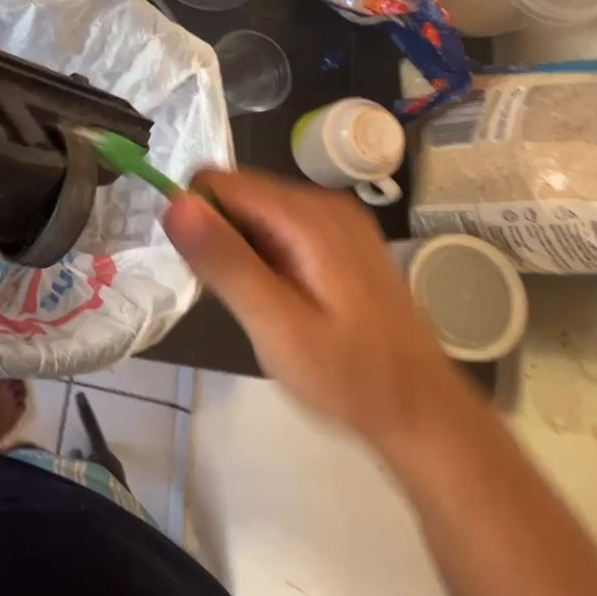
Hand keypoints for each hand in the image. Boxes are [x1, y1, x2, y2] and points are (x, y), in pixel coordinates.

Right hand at [162, 169, 472, 455]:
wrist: (421, 413)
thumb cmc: (347, 376)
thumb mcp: (275, 325)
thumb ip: (225, 261)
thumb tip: (175, 204)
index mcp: (310, 218)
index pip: (218, 183)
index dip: (194, 220)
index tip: (198, 269)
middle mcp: (324, 206)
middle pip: (236, 194)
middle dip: (215, 236)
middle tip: (227, 294)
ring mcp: (335, 222)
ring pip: (252, 212)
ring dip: (234, 249)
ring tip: (250, 301)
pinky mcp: (338, 241)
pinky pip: (275, 228)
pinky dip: (258, 255)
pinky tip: (270, 298)